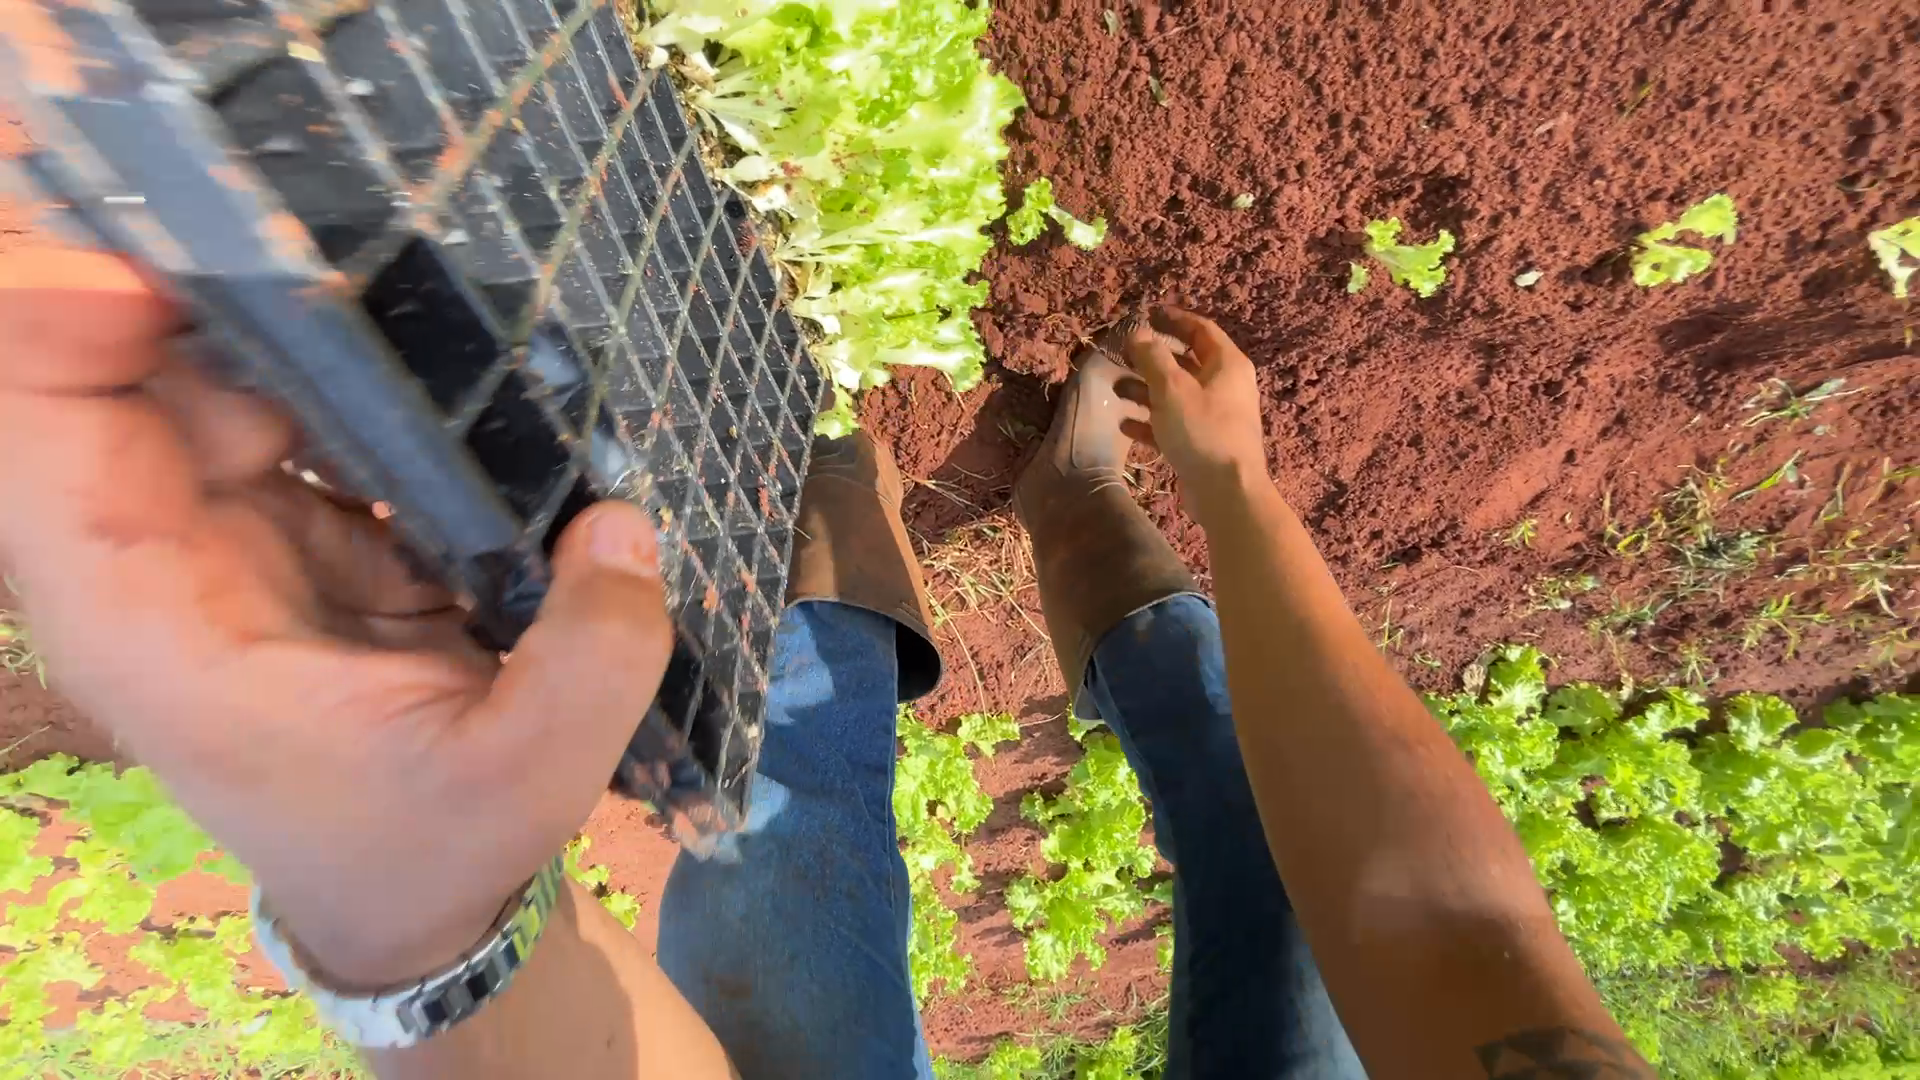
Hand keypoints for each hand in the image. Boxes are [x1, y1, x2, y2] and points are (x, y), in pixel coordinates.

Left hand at [0, 247, 672, 989]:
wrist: (428, 888)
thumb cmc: (446, 843)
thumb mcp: (536, 769)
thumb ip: (593, 654)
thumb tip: (620, 523)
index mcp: (173, 632)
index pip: (50, 453)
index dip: (56, 337)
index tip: (166, 269)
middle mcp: (191, 570)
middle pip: (155, 389)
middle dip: (241, 305)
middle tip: (358, 246)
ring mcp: (270, 549)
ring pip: (264, 401)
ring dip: (335, 344)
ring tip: (434, 301)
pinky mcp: (344, 547)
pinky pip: (349, 442)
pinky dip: (400, 401)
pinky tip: (475, 381)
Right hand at [1118, 306, 1267, 521]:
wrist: (1226, 491)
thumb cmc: (1202, 431)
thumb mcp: (1172, 388)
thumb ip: (1153, 358)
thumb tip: (1138, 333)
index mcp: (1226, 365)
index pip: (1200, 330)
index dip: (1173, 320)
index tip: (1146, 314)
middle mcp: (1223, 386)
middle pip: (1184, 363)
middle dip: (1151, 359)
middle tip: (1121, 355)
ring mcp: (1213, 417)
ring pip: (1175, 395)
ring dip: (1145, 390)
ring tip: (1116, 390)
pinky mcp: (1201, 444)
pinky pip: (1172, 424)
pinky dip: (1150, 422)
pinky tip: (1125, 426)